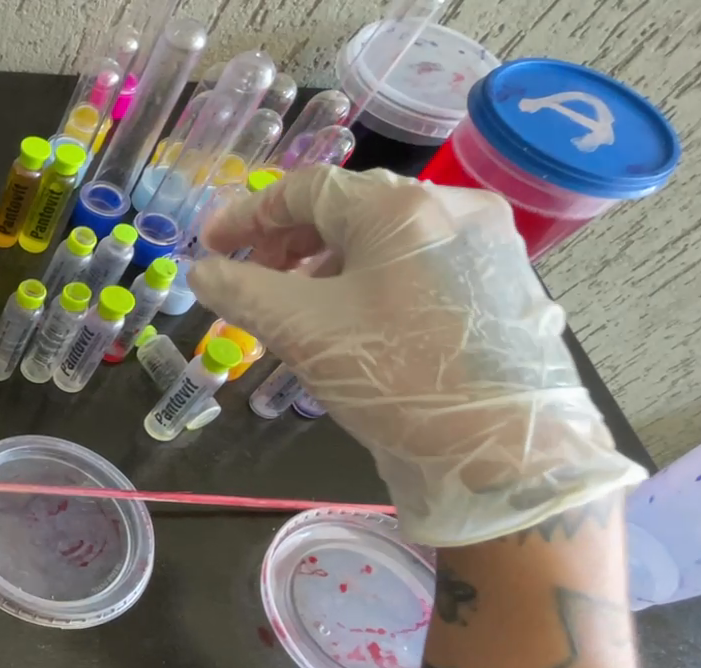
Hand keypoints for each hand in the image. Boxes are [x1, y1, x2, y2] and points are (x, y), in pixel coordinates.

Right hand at [189, 166, 644, 546]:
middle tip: (249, 276)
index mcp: (402, 208)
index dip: (246, 215)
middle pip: (348, 208)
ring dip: (323, 263)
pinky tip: (348, 321)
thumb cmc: (393, 373)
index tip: (209, 247)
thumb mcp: (300, 330)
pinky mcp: (496, 287)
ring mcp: (485, 247)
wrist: (498, 445)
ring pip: (382, 239)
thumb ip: (241, 291)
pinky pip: (413, 266)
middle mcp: (454, 209)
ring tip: (293, 305)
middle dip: (286, 239)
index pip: (307, 189)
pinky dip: (364, 281)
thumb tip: (201, 271)